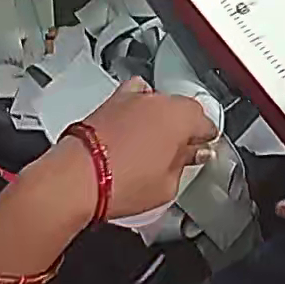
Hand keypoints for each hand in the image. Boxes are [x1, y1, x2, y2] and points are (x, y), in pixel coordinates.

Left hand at [71, 78, 218, 219]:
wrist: (77, 177)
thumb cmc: (120, 181)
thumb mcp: (167, 185)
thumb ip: (184, 163)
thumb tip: (189, 156)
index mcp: (181, 116)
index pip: (206, 122)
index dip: (207, 139)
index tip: (203, 150)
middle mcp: (157, 100)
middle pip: (182, 108)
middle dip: (184, 128)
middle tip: (179, 153)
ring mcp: (131, 98)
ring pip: (156, 102)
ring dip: (159, 118)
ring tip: (153, 145)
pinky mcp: (109, 102)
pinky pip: (132, 99)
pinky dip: (136, 109)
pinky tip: (133, 128)